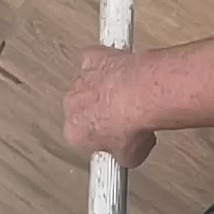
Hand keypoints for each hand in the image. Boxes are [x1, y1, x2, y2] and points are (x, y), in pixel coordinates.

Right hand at [64, 46, 156, 167]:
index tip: (114, 136)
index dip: (99, 137)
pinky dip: (105, 63)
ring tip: (127, 93)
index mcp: (74, 131)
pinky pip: (94, 60)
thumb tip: (129, 151)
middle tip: (122, 115)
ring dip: (103, 87)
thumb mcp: (131, 156)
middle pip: (81, 108)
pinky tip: (121, 71)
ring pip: (88, 84)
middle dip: (98, 111)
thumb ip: (121, 153)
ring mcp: (80, 79)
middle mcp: (72, 104)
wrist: (141, 94)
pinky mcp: (91, 57)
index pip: (81, 137)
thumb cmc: (132, 122)